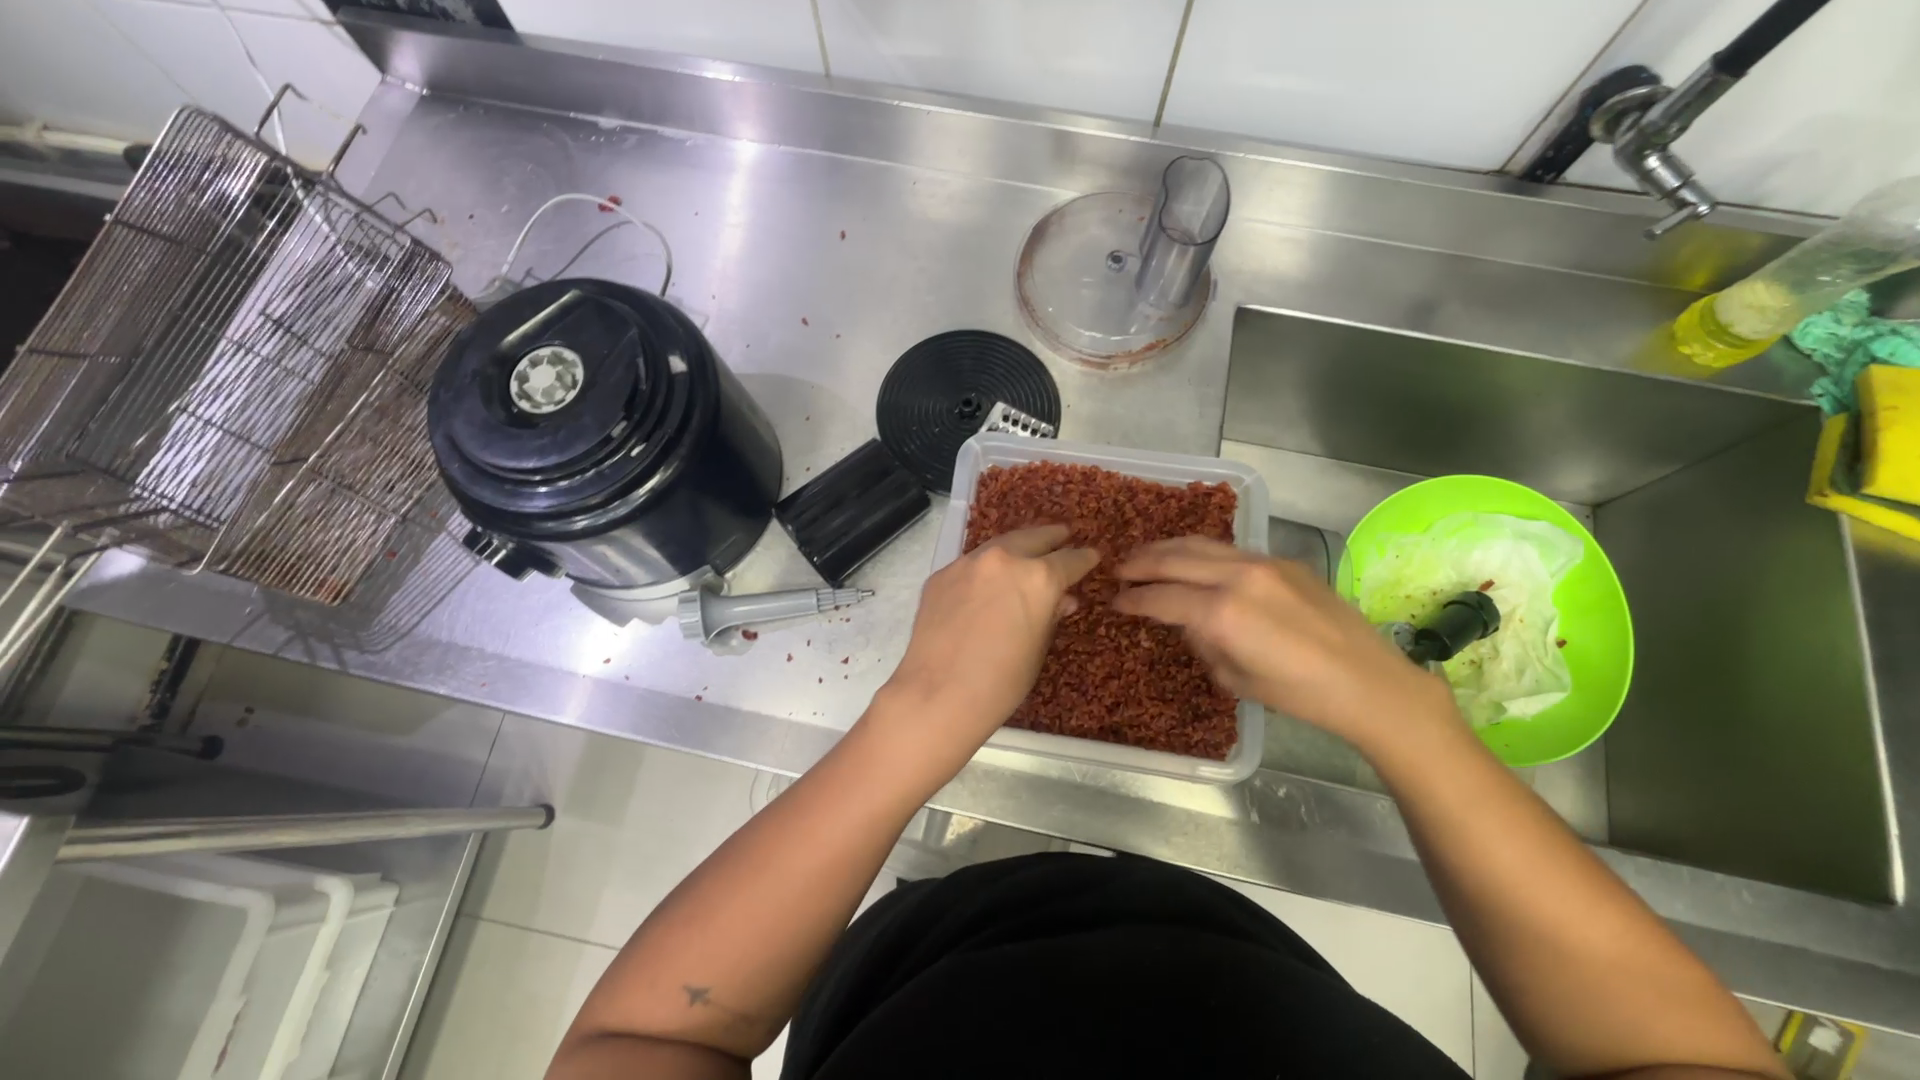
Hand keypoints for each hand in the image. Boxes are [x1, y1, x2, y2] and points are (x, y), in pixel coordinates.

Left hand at [882, 525, 1098, 754]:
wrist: (938, 694)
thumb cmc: (1001, 681)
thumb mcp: (1038, 648)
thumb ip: (1050, 615)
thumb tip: (1062, 599)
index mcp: (1039, 578)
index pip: (1070, 560)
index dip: (1084, 559)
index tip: (1092, 556)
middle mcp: (1004, 560)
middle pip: (1033, 538)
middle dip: (1051, 538)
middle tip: (1063, 535)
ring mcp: (968, 564)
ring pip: (999, 546)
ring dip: (1016, 547)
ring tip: (1027, 551)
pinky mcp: (941, 576)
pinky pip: (971, 565)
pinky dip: (986, 568)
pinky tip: (988, 580)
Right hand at [1113, 536, 1455, 750]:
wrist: (1368, 682)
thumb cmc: (1298, 695)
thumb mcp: (1234, 679)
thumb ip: (1203, 642)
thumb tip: (1189, 622)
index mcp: (1221, 613)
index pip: (1160, 597)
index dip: (1132, 599)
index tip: (1114, 601)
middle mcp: (1237, 577)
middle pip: (1174, 559)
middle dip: (1141, 563)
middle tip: (1118, 569)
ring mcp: (1262, 563)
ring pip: (1201, 544)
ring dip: (1168, 548)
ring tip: (1147, 556)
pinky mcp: (1283, 561)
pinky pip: (1229, 550)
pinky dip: (1201, 551)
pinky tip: (1193, 560)